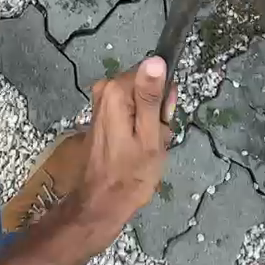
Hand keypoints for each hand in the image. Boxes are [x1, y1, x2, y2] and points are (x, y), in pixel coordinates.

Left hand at [68, 55, 175, 236]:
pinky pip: (130, 111)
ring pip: (140, 101)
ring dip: (149, 123)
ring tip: (146, 148)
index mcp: (116, 90)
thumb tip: (156, 60)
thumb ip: (152, 97)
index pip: (152, 74)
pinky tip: (138, 149)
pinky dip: (138, 128)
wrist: (102, 204)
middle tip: (154, 139)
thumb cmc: (130, 174)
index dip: (162, 99)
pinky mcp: (102, 114)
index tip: (162, 121)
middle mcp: (105, 89)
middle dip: (156, 112)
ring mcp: (102, 102)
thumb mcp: (150, 136)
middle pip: (145, 87)